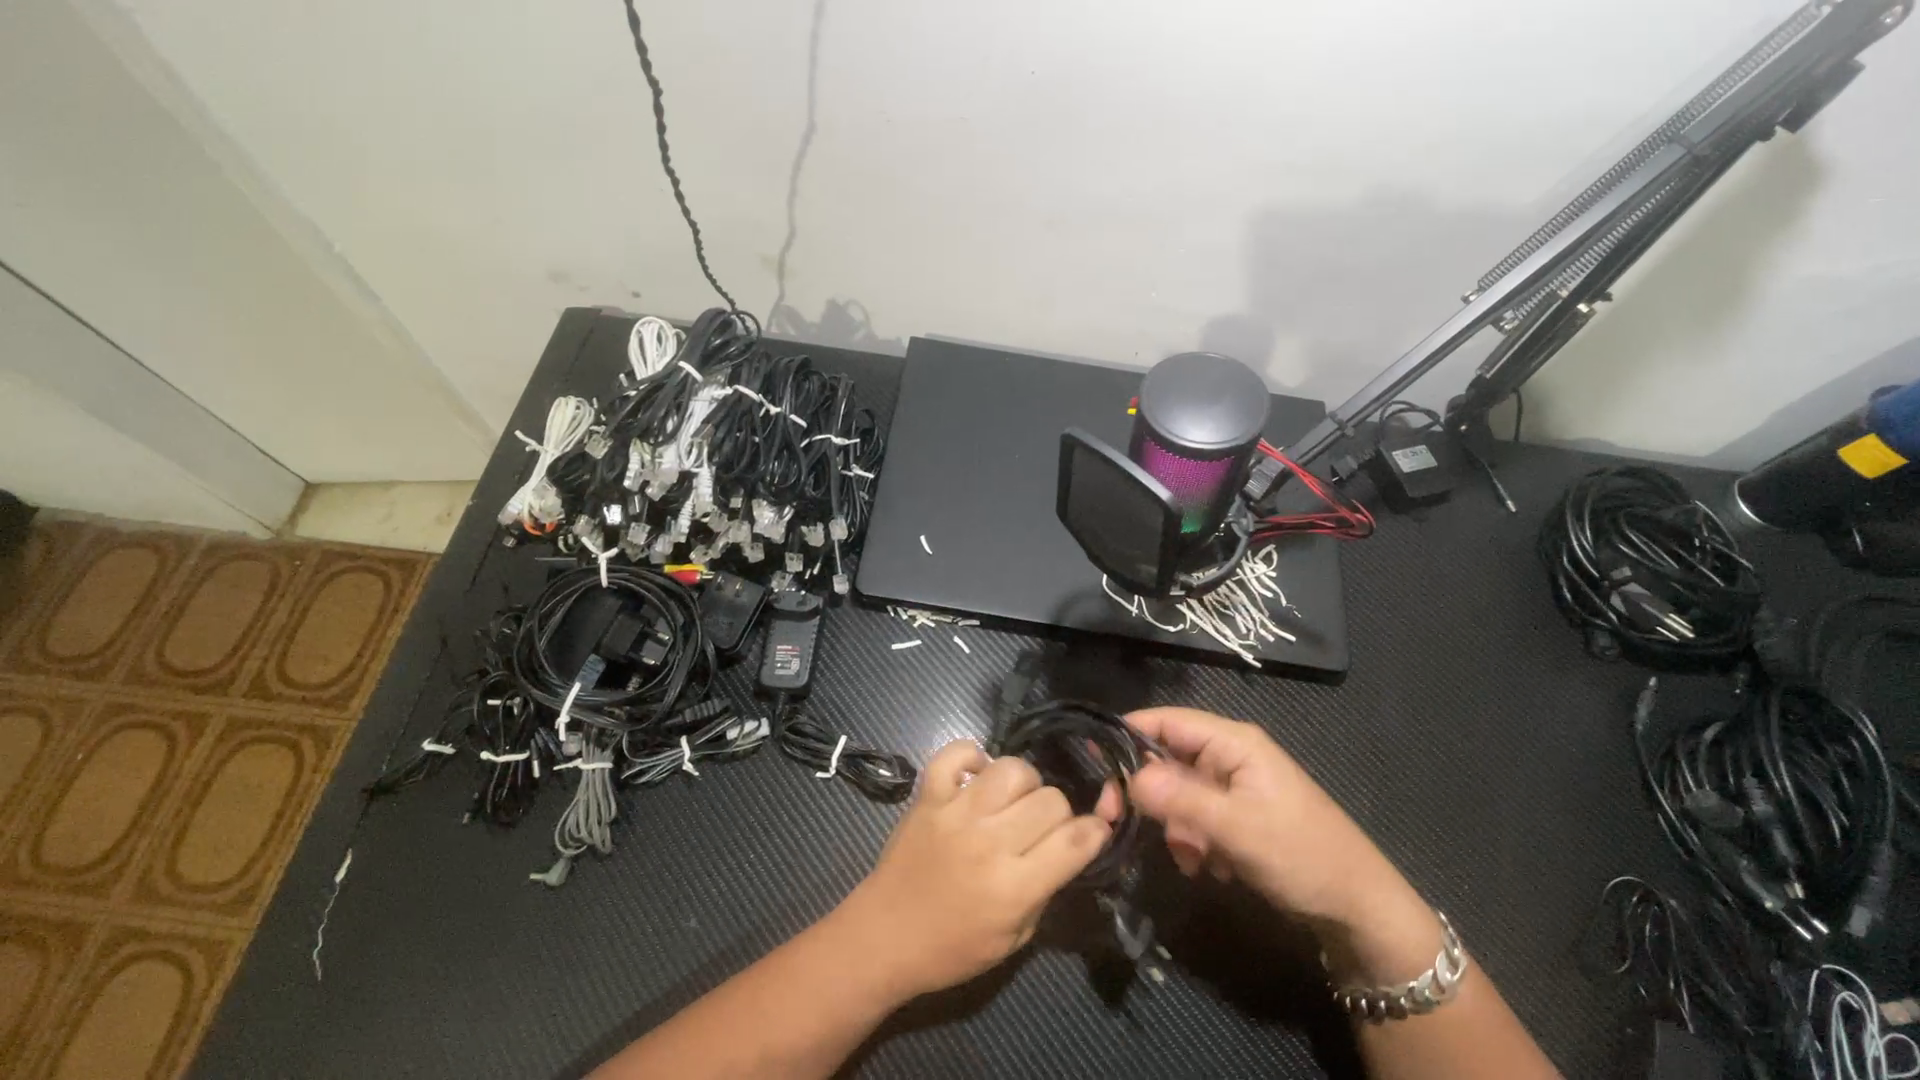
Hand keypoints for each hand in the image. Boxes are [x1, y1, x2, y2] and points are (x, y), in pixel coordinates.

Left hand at [835, 740, 1110, 999]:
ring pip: (1012, 768)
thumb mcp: (1016, 938)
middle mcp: (988, 842)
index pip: (1076, 840)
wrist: (884, 937)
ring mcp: (955, 813)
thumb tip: (1071, 847)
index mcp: (1014, 887)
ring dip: (1024, 783)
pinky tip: (977, 777)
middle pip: (1050, 799)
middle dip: (1059, 813)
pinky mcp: (927, 796)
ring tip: (1013, 802)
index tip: (1093, 833)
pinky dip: (972, 756)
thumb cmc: (953, 949)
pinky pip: (955, 753)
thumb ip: (1047, 889)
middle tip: (1042, 829)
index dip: (1096, 832)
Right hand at [1117, 708, 1427, 949]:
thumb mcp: (1238, 829)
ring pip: (1176, 795)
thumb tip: (1129, 776)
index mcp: (1233, 742)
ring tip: (1191, 859)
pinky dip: (1191, 842)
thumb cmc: (1303, 856)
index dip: (1126, 736)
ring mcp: (1233, 789)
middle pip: (1165, 758)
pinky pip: (1194, 820)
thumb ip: (1182, 800)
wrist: (1357, 909)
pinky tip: (1207, 868)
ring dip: (1174, 826)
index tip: (1092, 767)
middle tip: (1120, 822)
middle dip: (1146, 793)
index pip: (1165, 721)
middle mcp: (1229, 757)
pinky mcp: (1236, 819)